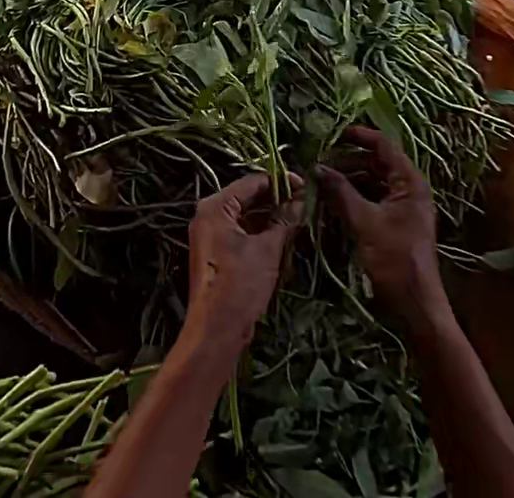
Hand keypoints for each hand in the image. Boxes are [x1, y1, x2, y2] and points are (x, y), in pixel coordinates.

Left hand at [183, 174, 303, 343]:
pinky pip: (240, 230)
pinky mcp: (215, 251)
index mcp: (215, 207)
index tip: (305, 186)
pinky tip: (282, 234)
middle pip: (247, 196)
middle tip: (304, 201)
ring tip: (298, 216)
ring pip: (245, 214)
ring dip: (269, 215)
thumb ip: (284, 220)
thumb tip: (302, 199)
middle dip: (276, 199)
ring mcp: (209, 233)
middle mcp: (208, 214)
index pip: (251, 182)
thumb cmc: (240, 285)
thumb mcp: (267, 249)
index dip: (280, 182)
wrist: (215, 330)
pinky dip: (259, 230)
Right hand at [316, 127, 443, 323]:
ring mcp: (402, 205)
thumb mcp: (363, 221)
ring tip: (322, 181)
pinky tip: (333, 200)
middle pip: (376, 162)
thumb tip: (317, 167)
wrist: (414, 303)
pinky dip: (353, 195)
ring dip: (348, 179)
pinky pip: (372, 197)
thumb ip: (340, 191)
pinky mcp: (395, 221)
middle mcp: (409, 189)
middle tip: (321, 163)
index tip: (333, 133)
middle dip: (348, 160)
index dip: (359, 136)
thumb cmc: (394, 259)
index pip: (384, 146)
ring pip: (372, 180)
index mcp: (410, 182)